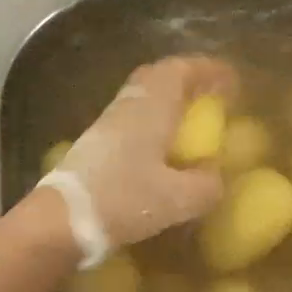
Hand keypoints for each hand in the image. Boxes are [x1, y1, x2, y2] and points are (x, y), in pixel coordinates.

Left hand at [39, 55, 232, 265]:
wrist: (60, 221)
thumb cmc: (123, 201)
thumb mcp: (178, 199)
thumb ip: (206, 185)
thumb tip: (215, 177)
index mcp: (151, 107)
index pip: (180, 70)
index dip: (208, 71)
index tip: (231, 83)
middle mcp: (126, 108)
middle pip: (156, 79)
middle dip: (185, 83)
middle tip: (208, 99)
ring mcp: (104, 128)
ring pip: (140, 102)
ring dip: (165, 107)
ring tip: (187, 129)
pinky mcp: (92, 150)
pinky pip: (128, 125)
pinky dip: (149, 129)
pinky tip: (158, 155)